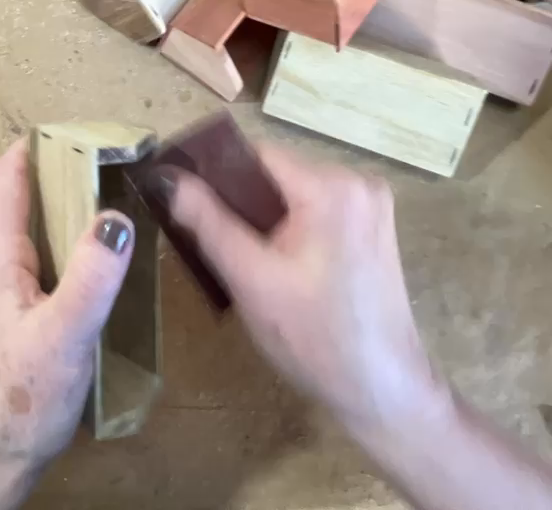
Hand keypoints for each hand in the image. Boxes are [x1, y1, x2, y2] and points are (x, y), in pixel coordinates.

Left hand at [0, 140, 135, 509]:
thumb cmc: (21, 397)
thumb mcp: (65, 333)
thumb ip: (92, 275)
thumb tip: (115, 216)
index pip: (9, 178)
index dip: (38, 146)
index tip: (80, 129)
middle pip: (23, 198)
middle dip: (63, 174)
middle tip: (113, 164)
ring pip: (33, 229)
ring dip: (66, 210)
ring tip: (112, 202)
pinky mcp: (8, 311)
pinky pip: (38, 257)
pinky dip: (65, 242)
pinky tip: (94, 258)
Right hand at [159, 142, 445, 435]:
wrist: (385, 396)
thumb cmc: (316, 339)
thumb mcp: (250, 279)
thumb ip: (206, 220)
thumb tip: (166, 176)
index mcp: (331, 187)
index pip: (255, 154)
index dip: (213, 171)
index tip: (181, 195)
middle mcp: (357, 182)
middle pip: (274, 172)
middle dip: (236, 199)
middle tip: (203, 233)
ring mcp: (369, 205)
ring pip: (290, 191)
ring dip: (258, 214)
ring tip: (233, 251)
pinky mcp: (371, 226)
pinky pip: (311, 208)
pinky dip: (284, 225)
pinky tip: (268, 259)